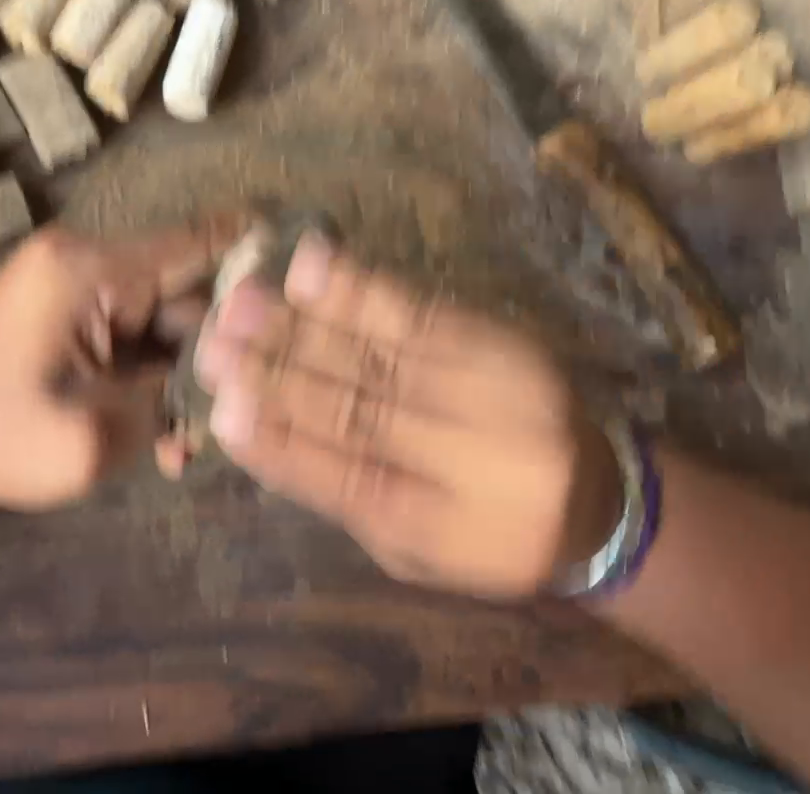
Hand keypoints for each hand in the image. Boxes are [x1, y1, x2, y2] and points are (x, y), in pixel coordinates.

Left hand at [0, 218, 246, 510]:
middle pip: (183, 291)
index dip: (254, 255)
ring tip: (179, 439)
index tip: (310, 268)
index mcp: (87, 270)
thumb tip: (219, 372)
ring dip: (176, 375)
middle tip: (230, 411)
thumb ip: (169, 396)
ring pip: (160, 318)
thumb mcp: (92, 437)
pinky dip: (145, 373)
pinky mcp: (66, 308)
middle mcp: (83, 259)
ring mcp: (73, 282)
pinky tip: (153, 429)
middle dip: (210, 353)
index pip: (195, 244)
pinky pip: (128, 331)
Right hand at [196, 233, 622, 598]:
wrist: (597, 499)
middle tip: (211, 344)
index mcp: (454, 527)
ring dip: (302, 324)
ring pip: (383, 352)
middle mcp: (484, 457)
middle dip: (278, 373)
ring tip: (239, 301)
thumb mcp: (409, 547)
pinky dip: (358, 285)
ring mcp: (501, 389)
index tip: (222, 413)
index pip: (352, 481)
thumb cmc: (482, 536)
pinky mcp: (501, 340)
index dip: (284, 447)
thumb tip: (257, 431)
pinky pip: (422, 308)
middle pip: (363, 409)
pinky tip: (311, 261)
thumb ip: (342, 493)